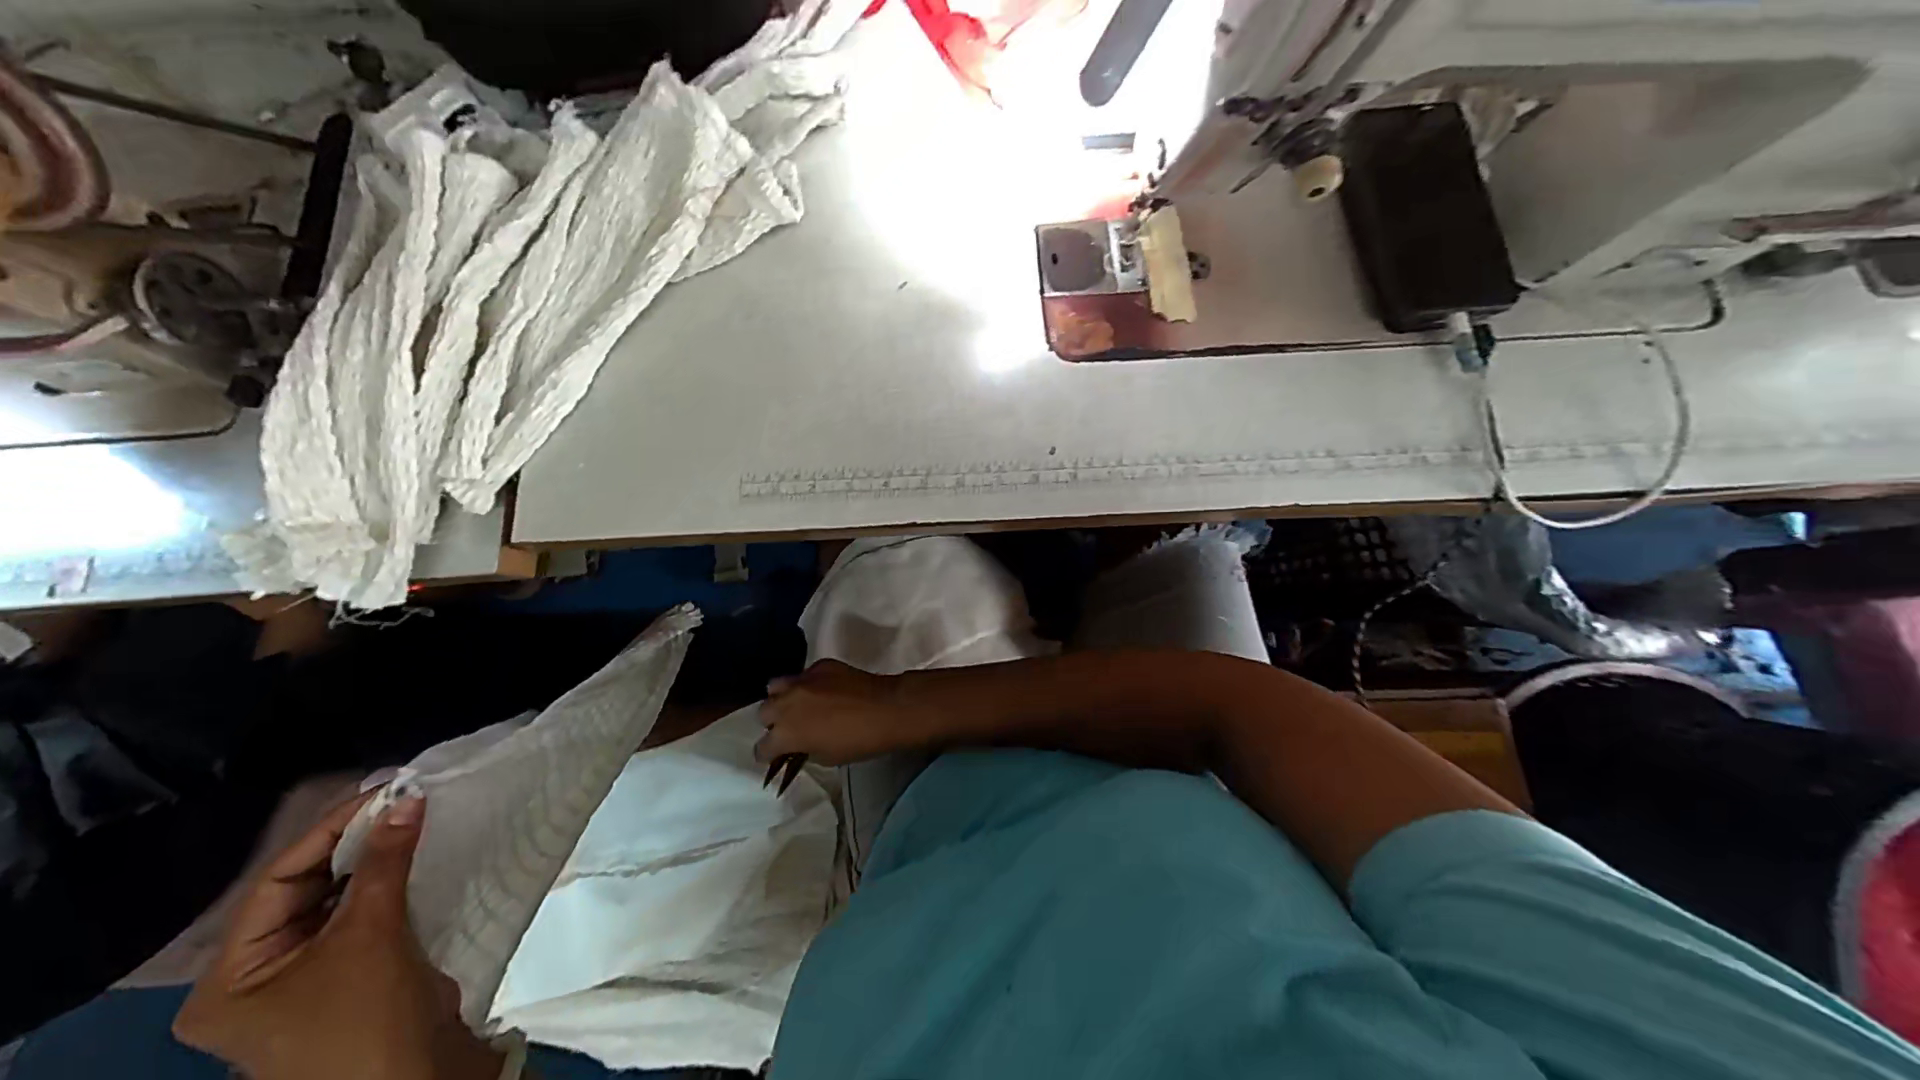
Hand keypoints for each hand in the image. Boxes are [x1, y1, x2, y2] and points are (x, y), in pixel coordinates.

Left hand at [173, 792, 503, 1079]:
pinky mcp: (350, 970)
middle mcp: (256, 973)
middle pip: (305, 888)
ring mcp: (304, 974)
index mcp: (230, 977)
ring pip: (337, 898)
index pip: (275, 883)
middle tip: (402, 800)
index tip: (383, 793)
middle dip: (354, 843)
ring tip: (412, 817)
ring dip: (376, 859)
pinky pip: (362, 914)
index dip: (329, 832)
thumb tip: (408, 797)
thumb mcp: (371, 935)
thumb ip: (386, 863)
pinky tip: (415, 853)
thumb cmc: (364, 1016)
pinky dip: (389, 882)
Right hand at [756, 659, 933, 765]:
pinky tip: (825, 690)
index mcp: (785, 733)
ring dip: (782, 698)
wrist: (887, 708)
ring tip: (799, 704)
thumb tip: (802, 744)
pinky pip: (803, 675)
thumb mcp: (827, 757)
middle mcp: (785, 704)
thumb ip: (805, 749)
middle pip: (763, 713)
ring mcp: (801, 680)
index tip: (778, 755)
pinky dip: (808, 684)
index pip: (761, 748)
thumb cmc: (859, 742)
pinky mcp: (819, 665)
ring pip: (776, 686)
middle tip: (791, 728)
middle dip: (774, 723)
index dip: (769, 754)